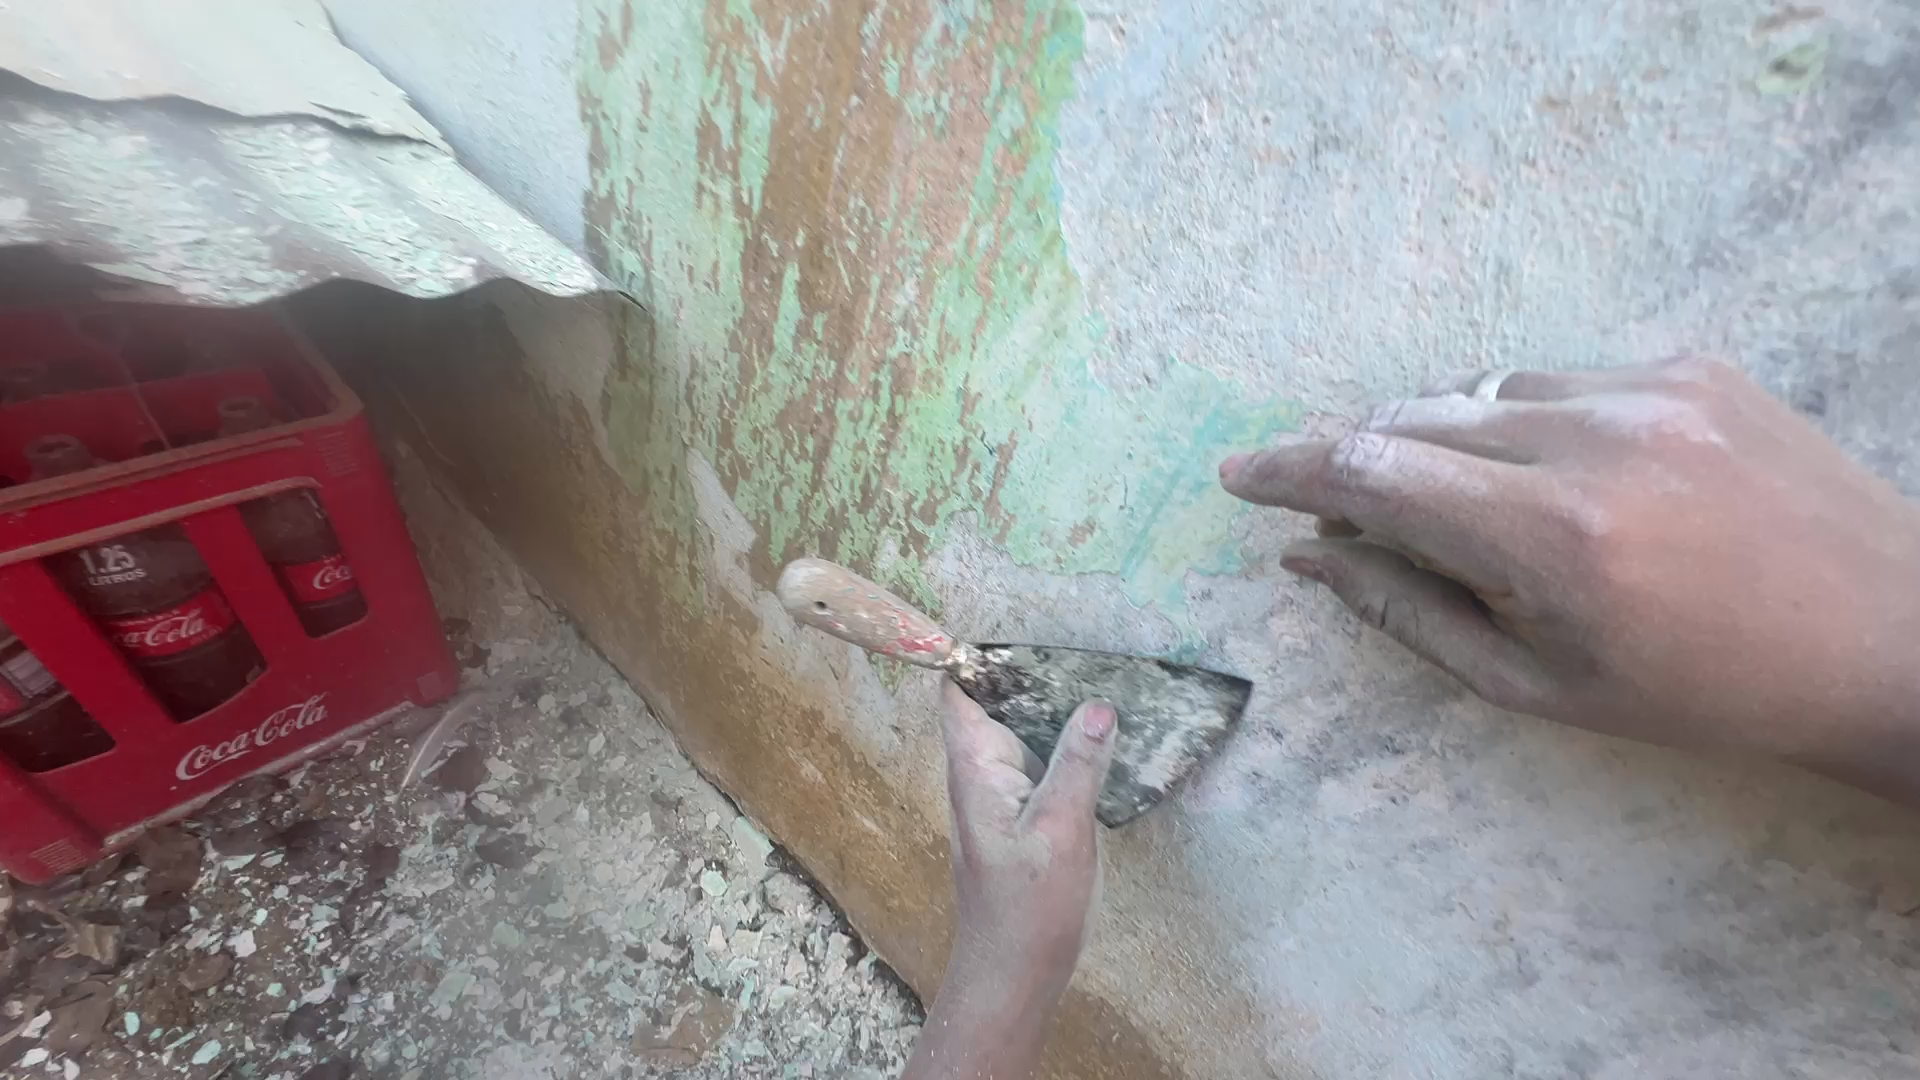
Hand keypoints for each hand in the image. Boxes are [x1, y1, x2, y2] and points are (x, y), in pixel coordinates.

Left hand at [903, 683, 1116, 1079]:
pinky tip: (1094, 741)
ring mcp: (993, 793)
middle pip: (992, 705)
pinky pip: (1031, 761)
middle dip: (1030, 680)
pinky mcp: (1013, 812)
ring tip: (1098, 687)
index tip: (1024, 636)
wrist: (1012, 974)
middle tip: (1084, 659)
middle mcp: (976, 772)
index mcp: (974, 766)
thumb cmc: (1030, 907)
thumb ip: (1078, 764)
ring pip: (1016, 733)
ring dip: (1049, 712)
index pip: (958, 692)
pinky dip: (1056, 744)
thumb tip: (1098, 706)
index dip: (978, 659)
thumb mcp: (1062, 830)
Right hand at [1220, 358, 1919, 799]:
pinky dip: (1493, 422)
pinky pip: (1537, 382)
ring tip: (1429, 494)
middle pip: (1402, 418)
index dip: (1288, 470)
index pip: (1368, 471)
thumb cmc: (1690, 691)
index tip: (1238, 475)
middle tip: (1315, 495)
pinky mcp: (1686, 367)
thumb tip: (1305, 557)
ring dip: (1416, 439)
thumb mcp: (1522, 681)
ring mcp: (1648, 389)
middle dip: (1338, 454)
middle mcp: (1593, 439)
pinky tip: (1524, 468)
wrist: (1904, 645)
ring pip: (1463, 393)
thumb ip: (1398, 608)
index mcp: (1550, 536)